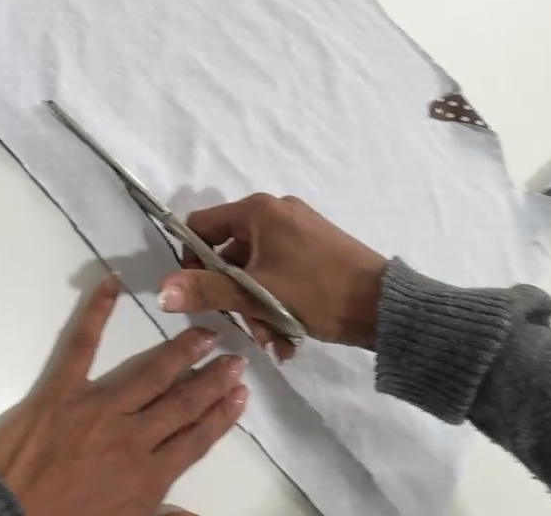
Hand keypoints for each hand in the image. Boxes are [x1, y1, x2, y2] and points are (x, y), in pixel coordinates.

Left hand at [0, 276, 248, 515]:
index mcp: (147, 475)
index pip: (195, 439)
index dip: (221, 415)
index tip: (241, 392)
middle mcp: (131, 436)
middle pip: (181, 403)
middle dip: (211, 380)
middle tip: (237, 355)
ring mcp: (97, 407)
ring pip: (149, 374)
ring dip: (180, 352)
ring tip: (205, 332)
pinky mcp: (61, 387)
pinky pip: (82, 344)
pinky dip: (97, 311)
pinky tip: (113, 283)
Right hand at [157, 193, 387, 358]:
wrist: (390, 309)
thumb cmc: (319, 292)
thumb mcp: (257, 295)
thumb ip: (207, 290)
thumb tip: (161, 291)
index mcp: (257, 210)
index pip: (201, 226)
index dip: (193, 261)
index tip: (205, 295)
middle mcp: (275, 211)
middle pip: (231, 252)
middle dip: (235, 295)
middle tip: (250, 329)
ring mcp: (300, 228)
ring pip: (257, 268)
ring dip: (258, 306)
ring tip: (277, 341)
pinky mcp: (319, 247)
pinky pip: (282, 270)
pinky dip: (280, 300)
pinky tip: (292, 336)